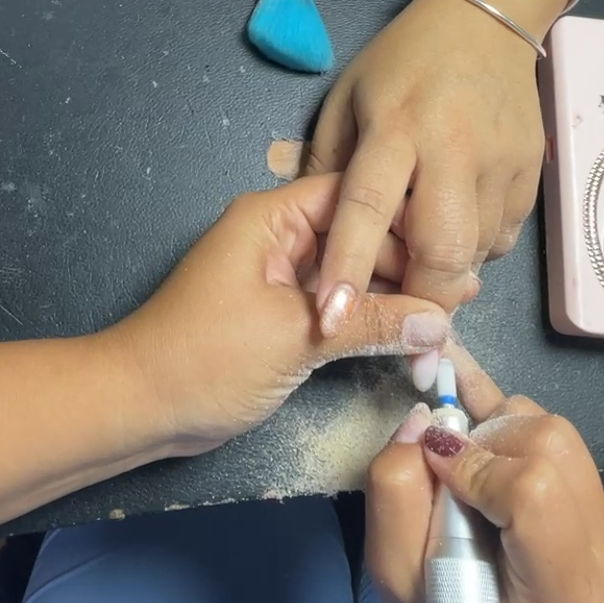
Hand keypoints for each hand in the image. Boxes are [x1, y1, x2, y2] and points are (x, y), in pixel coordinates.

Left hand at [104, 175, 452, 454]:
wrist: (142, 406)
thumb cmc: (208, 355)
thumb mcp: (295, 335)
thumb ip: (371, 323)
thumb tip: (440, 323)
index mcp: (273, 217)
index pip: (352, 196)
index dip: (403, 218)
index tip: (452, 246)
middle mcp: (281, 236)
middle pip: (357, 238)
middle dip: (405, 268)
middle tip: (461, 300)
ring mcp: (282, 277)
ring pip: (351, 276)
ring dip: (391, 299)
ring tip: (447, 325)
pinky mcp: (284, 313)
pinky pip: (336, 306)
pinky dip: (368, 321)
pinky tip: (409, 338)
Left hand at [308, 0, 562, 368]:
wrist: (487, 24)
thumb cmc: (401, 63)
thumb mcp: (346, 100)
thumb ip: (328, 165)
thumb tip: (313, 236)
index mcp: (394, 127)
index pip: (367, 206)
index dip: (348, 266)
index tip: (331, 317)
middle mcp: (452, 148)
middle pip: (439, 247)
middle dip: (416, 293)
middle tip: (397, 307)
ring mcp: (501, 163)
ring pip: (476, 253)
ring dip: (445, 273)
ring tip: (421, 257)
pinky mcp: (533, 175)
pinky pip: (502, 239)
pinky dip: (475, 251)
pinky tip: (455, 224)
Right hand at [366, 347, 603, 602]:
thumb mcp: (396, 571)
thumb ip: (396, 492)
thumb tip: (424, 422)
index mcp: (560, 590)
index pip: (533, 491)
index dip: (475, 461)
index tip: (434, 460)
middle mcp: (601, 554)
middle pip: (549, 444)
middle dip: (485, 436)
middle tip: (449, 458)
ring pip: (555, 432)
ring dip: (498, 429)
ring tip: (468, 458)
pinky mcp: (601, 503)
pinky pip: (560, 439)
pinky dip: (512, 426)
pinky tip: (480, 425)